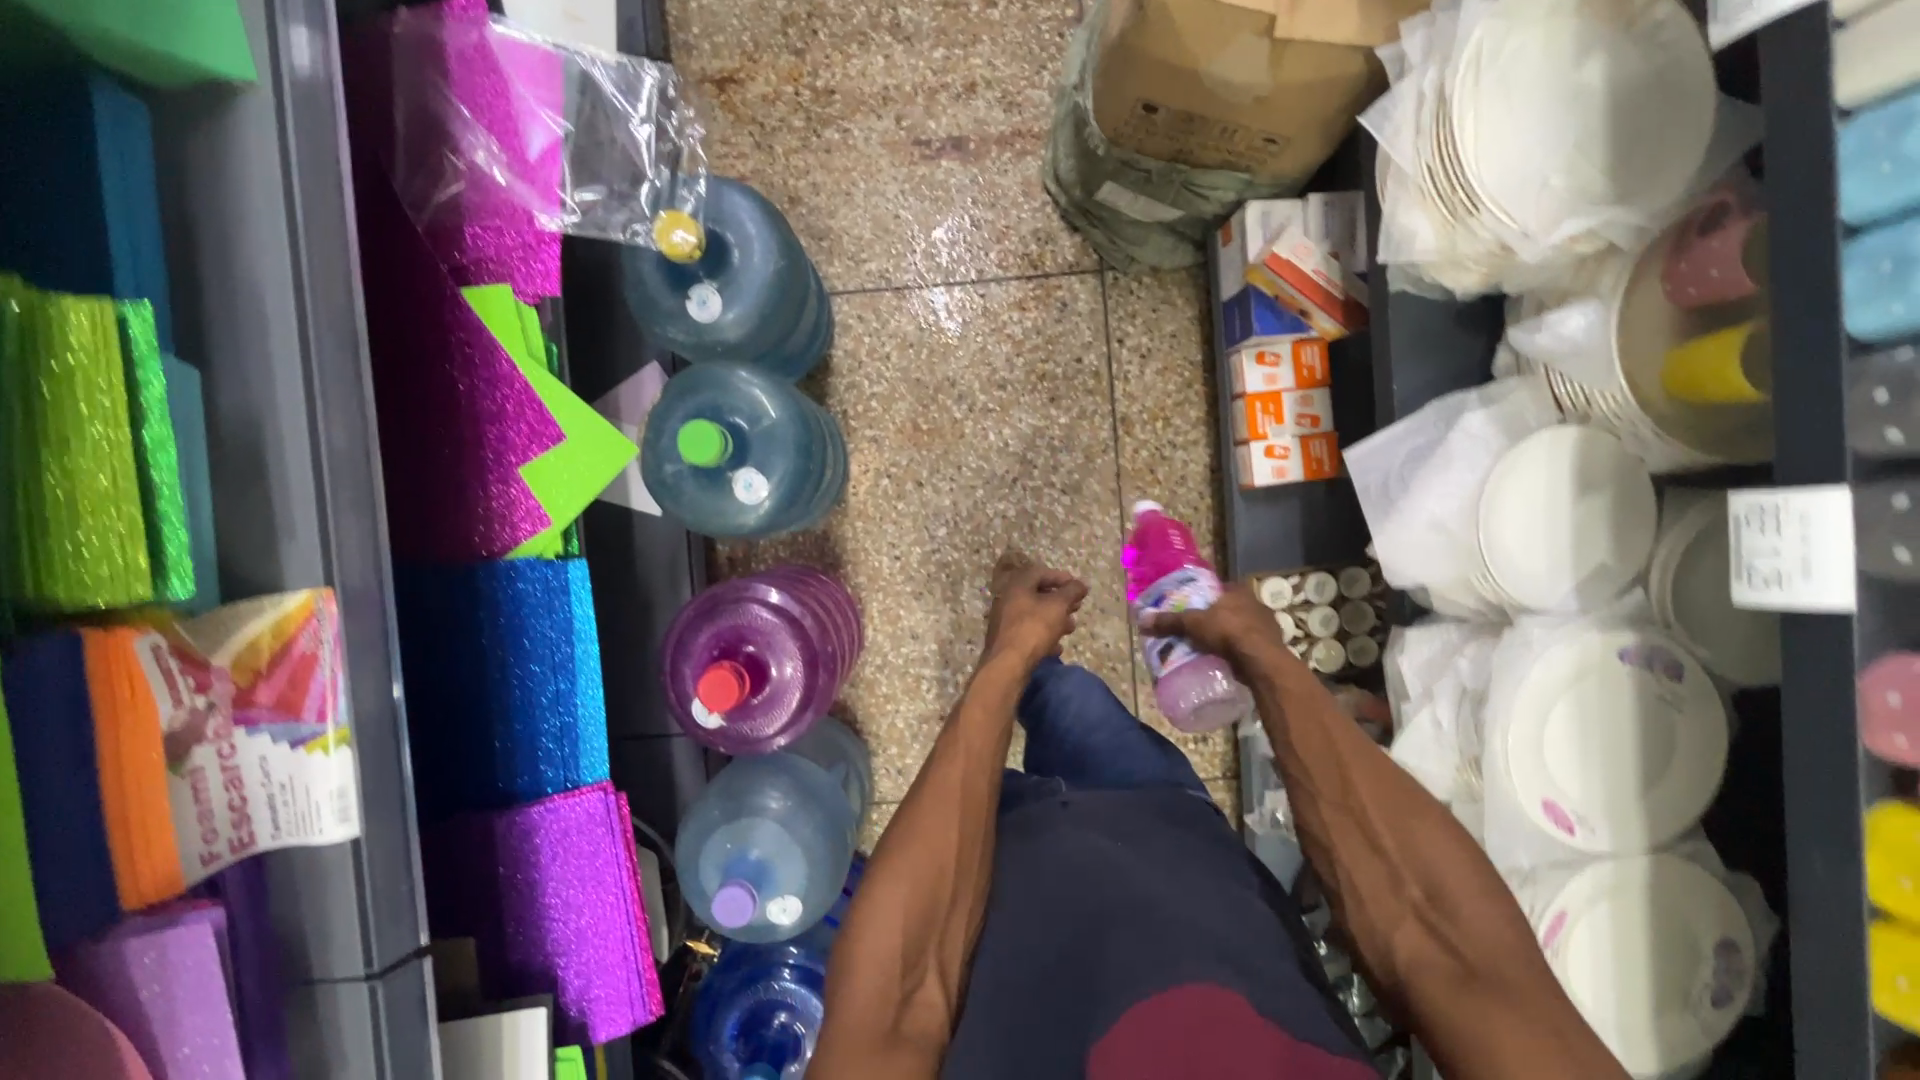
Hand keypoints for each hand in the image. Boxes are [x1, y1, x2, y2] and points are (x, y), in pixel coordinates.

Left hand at [982, 552, 1088, 669]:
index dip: (1061, 577)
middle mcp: (1007, 600)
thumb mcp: (1058, 606)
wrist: (1007, 665)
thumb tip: (1081, 584)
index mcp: (1017, 586)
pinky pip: (1028, 634)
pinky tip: (1056, 647)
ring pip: (1034, 616)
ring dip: (1054, 619)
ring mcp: (1005, 622)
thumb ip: (1071, 592)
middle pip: (1037, 595)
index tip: (1078, 587)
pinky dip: (1044, 636)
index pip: (1040, 573)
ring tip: (1070, 628)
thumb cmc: (1034, 629)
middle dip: (1060, 601)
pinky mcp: (1006, 641)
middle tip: (1076, 607)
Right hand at [1138, 582, 1297, 676]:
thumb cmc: (1227, 631)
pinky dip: (1239, 651)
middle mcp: (1256, 604)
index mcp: (1238, 591)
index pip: (1221, 588)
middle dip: (1218, 618)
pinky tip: (1227, 659)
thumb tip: (1141, 620)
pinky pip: (1250, 645)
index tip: (1194, 608)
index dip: (1207, 597)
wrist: (1260, 660)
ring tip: (1211, 647)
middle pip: (1231, 608)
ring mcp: (1267, 625)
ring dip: (1230, 636)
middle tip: (1199, 629)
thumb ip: (1169, 621)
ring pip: (1242, 627)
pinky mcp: (1271, 646)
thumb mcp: (1192, 623)